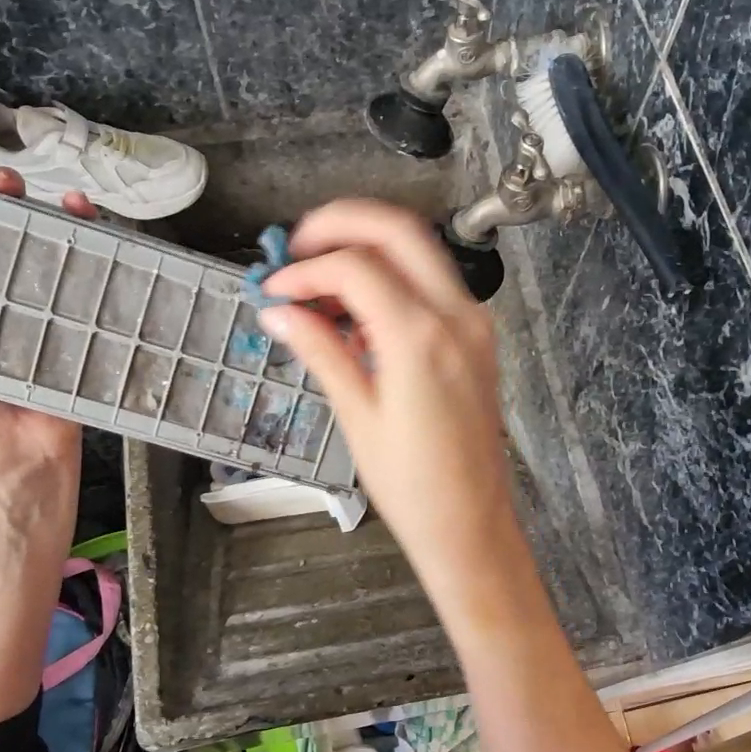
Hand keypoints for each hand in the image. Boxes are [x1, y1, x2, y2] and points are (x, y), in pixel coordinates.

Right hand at [258, 200, 516, 590]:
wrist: (471, 525)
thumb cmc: (414, 488)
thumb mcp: (358, 417)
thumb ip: (322, 351)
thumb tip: (280, 312)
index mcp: (420, 338)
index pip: (355, 267)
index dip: (305, 270)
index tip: (274, 290)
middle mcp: (456, 318)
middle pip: (397, 230)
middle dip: (341, 226)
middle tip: (298, 250)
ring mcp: (473, 325)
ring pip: (419, 252)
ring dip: (368, 252)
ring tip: (320, 289)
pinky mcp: (476, 340)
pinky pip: (433, 286)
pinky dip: (393, 282)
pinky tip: (358, 317)